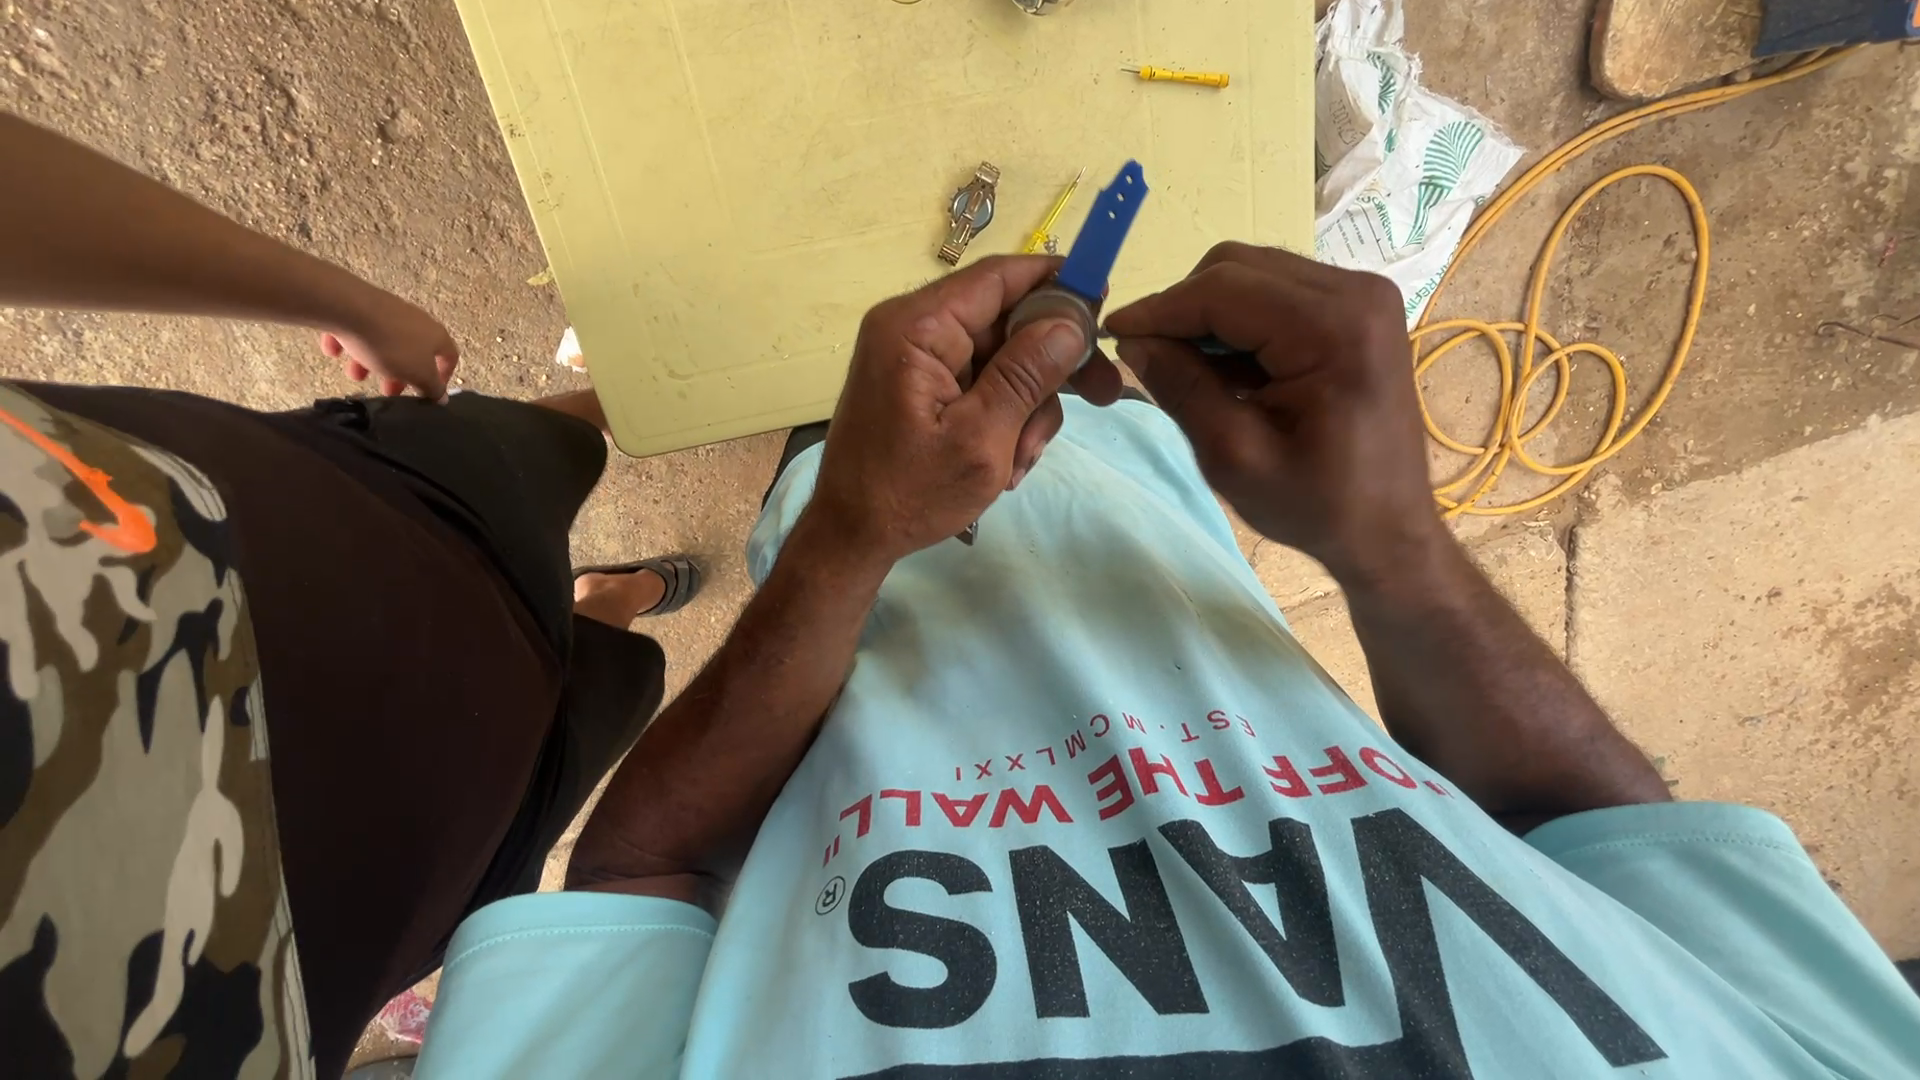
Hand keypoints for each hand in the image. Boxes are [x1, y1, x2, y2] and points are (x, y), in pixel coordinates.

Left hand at [318, 293, 458, 399]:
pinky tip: (335, 351)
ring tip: (356, 374)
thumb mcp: (418, 374)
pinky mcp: (361, 305)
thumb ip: (432, 388)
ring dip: (373, 361)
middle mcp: (418, 321)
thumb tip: (442, 398)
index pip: (450, 358)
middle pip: (414, 353)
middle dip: (400, 375)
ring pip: (386, 342)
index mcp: (437, 336)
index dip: (442, 377)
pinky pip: (359, 328)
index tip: (427, 392)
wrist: (348, 308)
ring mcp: (389, 311)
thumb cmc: (390, 344)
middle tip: (388, 390)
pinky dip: (350, 342)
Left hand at [807, 256, 1121, 562]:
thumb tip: (1072, 321)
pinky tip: (1004, 464)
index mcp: (918, 328)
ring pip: (1001, 361)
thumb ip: (1027, 375)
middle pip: (1006, 323)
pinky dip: (1002, 421)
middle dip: (1049, 370)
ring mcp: (917, 361)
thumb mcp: (981, 438)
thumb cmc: (909, 494)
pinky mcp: (921, 388)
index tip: (1103, 305)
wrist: (852, 536)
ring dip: (1026, 409)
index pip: (999, 278)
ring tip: (1019, 462)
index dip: (1057, 284)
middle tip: (1103, 396)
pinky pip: (979, 386)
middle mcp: (914, 330)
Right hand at [1104, 243, 1438, 579]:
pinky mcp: (1355, 311)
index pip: (1223, 289)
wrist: (1387, 528)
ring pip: (1253, 274)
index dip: (1158, 309)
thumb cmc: (1316, 505)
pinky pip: (1275, 294)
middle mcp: (1355, 292)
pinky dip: (1236, 323)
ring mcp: (1361, 297)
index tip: (1110, 334)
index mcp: (1334, 327)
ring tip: (1183, 367)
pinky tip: (1223, 368)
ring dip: (1206, 314)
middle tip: (1147, 356)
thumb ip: (1182, 390)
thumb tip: (1132, 342)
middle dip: (1181, 307)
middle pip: (1237, 268)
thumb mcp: (1233, 457)